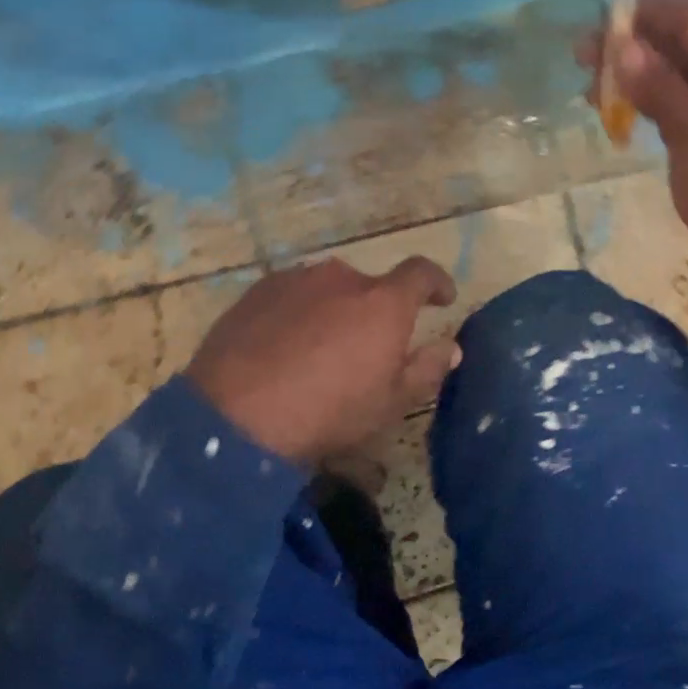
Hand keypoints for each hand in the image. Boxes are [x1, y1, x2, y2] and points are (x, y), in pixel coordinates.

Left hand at [185, 257, 460, 463]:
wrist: (236, 415)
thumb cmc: (328, 412)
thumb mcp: (389, 403)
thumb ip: (426, 369)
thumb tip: (450, 346)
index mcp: (383, 302)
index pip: (421, 273)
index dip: (436, 283)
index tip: (442, 298)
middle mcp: (341, 278)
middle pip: (370, 287)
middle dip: (375, 311)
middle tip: (367, 349)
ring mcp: (294, 280)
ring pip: (327, 290)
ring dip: (334, 311)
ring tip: (321, 352)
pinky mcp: (256, 291)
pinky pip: (291, 297)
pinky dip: (298, 315)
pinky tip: (285, 349)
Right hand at [579, 0, 687, 248]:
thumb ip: (659, 87)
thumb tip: (622, 46)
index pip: (687, 18)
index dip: (645, 11)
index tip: (601, 17)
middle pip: (673, 41)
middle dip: (628, 43)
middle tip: (582, 55)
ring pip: (665, 70)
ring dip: (628, 72)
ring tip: (588, 86)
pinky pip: (665, 98)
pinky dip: (639, 98)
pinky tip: (611, 106)